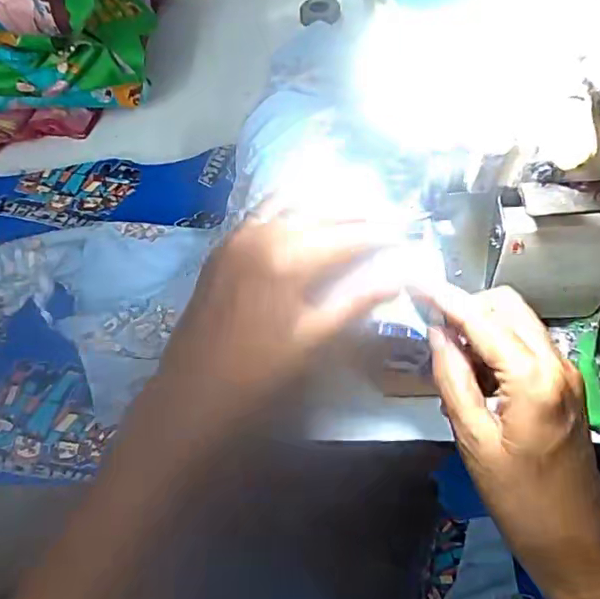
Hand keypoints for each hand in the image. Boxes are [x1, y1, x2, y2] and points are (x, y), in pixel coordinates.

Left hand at [130, 213, 396, 451]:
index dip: (382, 236)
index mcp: (290, 258)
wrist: (191, 392)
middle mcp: (263, 235)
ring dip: (323, 207)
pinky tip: (302, 214)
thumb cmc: (257, 376)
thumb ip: (356, 302)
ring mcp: (237, 237)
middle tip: (389, 219)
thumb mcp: (313, 342)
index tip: (408, 235)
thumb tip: (399, 277)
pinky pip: (260, 213)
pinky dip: (286, 208)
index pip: (349, 236)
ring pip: (289, 205)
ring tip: (353, 213)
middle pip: (321, 213)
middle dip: (358, 215)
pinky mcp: (222, 247)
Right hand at [416, 283, 599, 598]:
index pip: (481, 318)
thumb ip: (452, 379)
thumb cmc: (518, 498)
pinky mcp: (566, 387)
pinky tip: (475, 380)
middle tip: (432, 332)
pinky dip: (498, 348)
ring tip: (451, 365)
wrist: (573, 540)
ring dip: (482, 328)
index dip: (445, 297)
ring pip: (518, 323)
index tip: (415, 282)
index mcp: (533, 377)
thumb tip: (438, 334)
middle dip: (467, 308)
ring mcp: (566, 374)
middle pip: (507, 306)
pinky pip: (527, 347)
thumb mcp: (473, 438)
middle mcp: (557, 364)